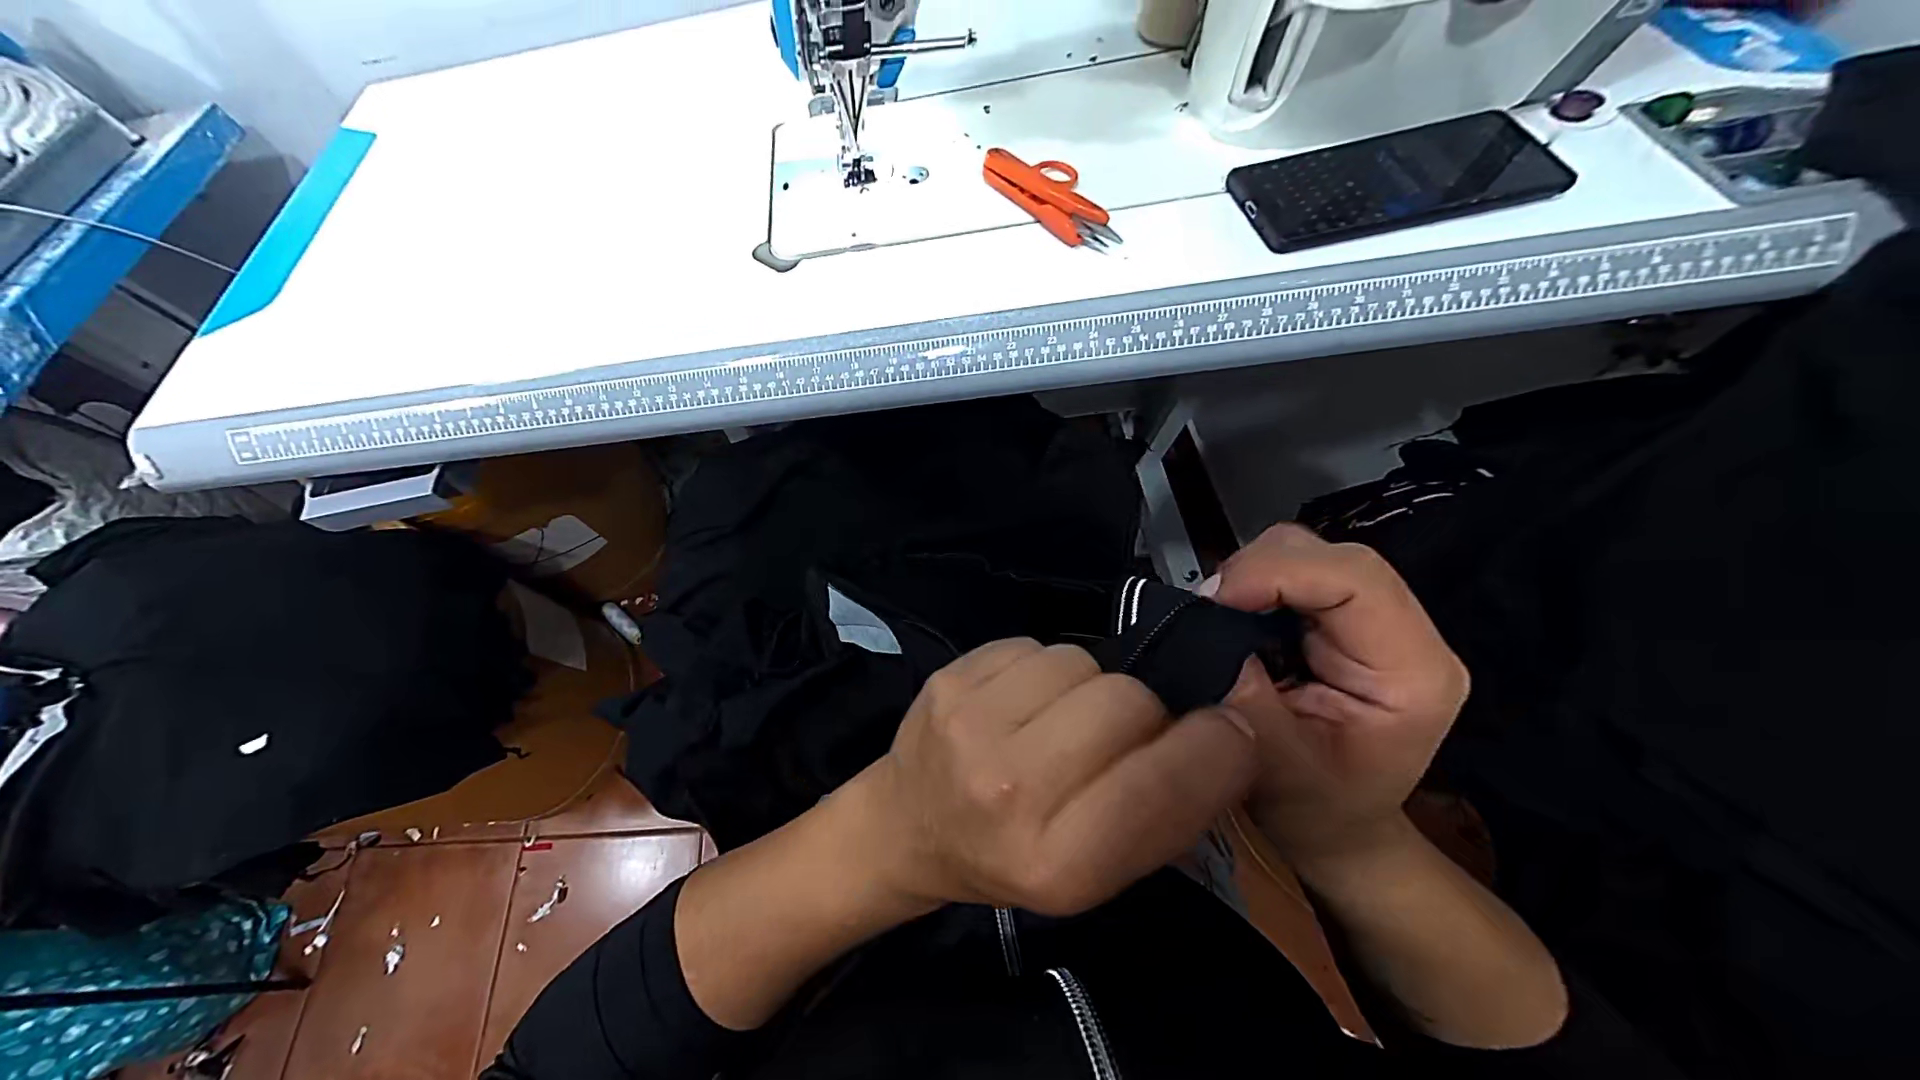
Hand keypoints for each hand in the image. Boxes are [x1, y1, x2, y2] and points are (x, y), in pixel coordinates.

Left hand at [852, 638, 1257, 916]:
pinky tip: (1025, 700)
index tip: (1226, 730)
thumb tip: (1228, 732)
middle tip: (1122, 734)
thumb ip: (1167, 813)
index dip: (1214, 747)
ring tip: (1064, 717)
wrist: (909, 825)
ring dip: (1091, 685)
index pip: (1161, 784)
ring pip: (1082, 660)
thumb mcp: (1098, 875)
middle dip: (1144, 712)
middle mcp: (1008, 790)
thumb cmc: (1011, 859)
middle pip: (1126, 700)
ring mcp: (970, 724)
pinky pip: (1035, 643)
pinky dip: (1045, 668)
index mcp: (1057, 862)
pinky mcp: (950, 678)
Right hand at [1212, 525, 1468, 869]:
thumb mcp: (1277, 769)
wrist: (1337, 826)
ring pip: (1307, 554)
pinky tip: (1233, 617)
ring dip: (1251, 575)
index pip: (1356, 580)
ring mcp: (1372, 620)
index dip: (1278, 572)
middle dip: (1258, 570)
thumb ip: (1244, 698)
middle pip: (1330, 555)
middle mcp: (1403, 633)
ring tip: (1217, 618)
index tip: (1213, 599)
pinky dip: (1251, 584)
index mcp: (1413, 672)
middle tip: (1206, 610)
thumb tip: (1199, 630)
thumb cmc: (1318, 812)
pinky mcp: (1338, 617)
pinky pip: (1290, 571)